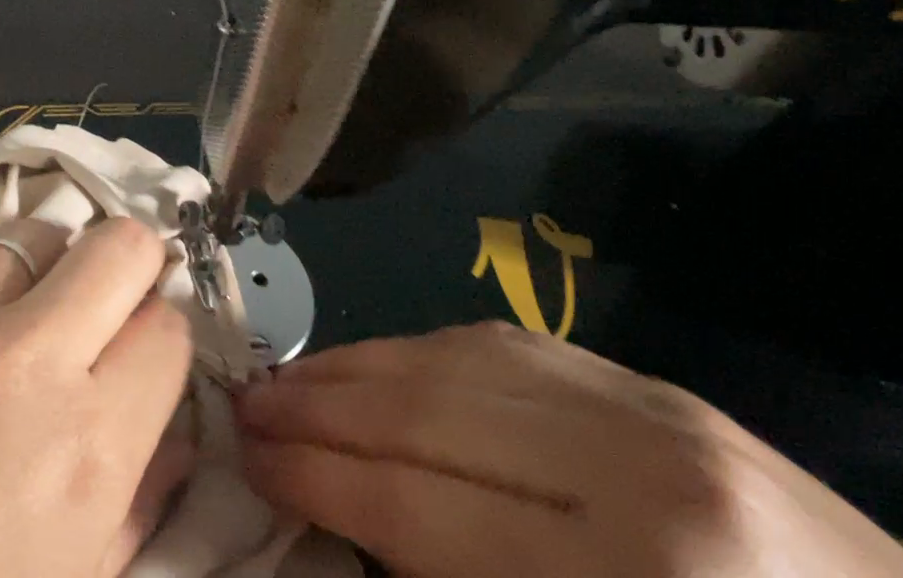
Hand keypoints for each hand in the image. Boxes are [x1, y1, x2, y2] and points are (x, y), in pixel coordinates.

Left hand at [0, 216, 194, 577]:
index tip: (142, 357)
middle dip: (126, 268)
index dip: (162, 341)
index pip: (169, 330)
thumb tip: (171, 442)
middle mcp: (28, 356)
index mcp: (89, 440)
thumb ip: (135, 506)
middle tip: (102, 310)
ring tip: (15, 320)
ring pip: (29, 236)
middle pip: (118, 246)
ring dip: (38, 271)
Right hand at [238, 321, 902, 577]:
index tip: (249, 462)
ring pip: (455, 361)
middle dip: (316, 412)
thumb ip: (446, 576)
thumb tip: (337, 516)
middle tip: (244, 410)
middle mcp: (639, 469)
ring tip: (288, 381)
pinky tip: (375, 364)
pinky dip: (420, 352)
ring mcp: (654, 409)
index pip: (417, 504)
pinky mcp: (658, 386)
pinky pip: (506, 347)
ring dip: (354, 369)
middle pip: (426, 415)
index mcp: (630, 572)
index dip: (316, 481)